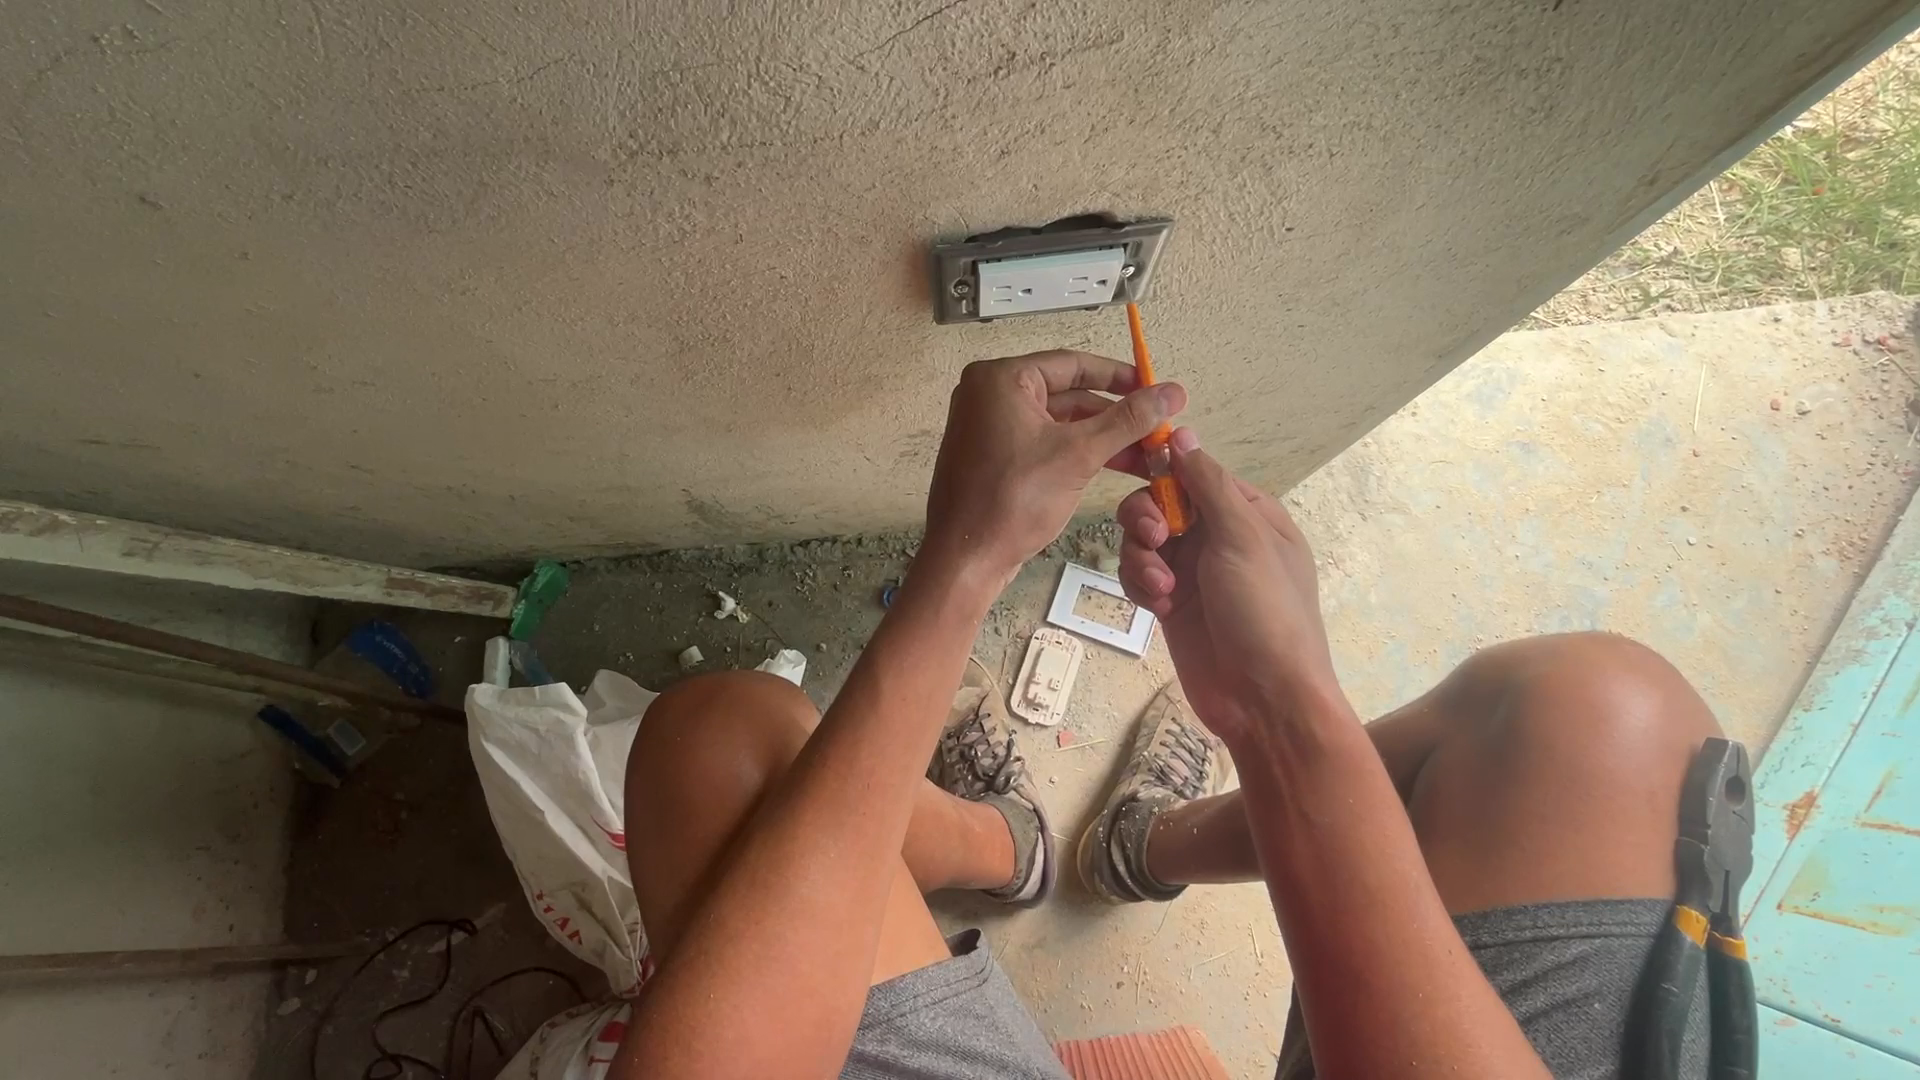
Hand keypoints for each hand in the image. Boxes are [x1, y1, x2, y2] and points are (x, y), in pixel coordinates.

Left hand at [922, 350, 1184, 586]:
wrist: (967, 557)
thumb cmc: (1010, 501)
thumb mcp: (1079, 454)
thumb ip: (1128, 420)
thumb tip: (1171, 393)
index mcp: (1000, 380)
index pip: (1072, 364)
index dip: (1119, 376)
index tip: (1154, 388)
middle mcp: (989, 396)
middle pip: (1067, 394)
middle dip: (1115, 415)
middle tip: (1156, 427)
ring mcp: (989, 428)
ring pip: (1059, 423)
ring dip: (1101, 438)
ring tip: (1146, 455)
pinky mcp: (995, 457)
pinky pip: (1044, 444)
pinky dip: (1077, 453)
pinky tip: (1114, 466)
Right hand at [1116, 428, 1348, 746]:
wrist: (1262, 699)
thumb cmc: (1264, 610)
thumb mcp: (1242, 538)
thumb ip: (1208, 484)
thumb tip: (1182, 432)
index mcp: (1247, 512)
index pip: (1194, 470)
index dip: (1159, 464)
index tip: (1121, 460)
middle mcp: (1218, 536)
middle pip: (1160, 504)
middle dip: (1146, 520)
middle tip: (1154, 540)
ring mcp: (1193, 571)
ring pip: (1142, 541)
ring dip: (1142, 561)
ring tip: (1162, 590)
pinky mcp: (1171, 603)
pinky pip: (1139, 576)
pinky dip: (1141, 587)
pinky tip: (1158, 608)